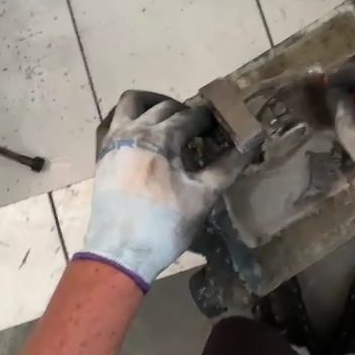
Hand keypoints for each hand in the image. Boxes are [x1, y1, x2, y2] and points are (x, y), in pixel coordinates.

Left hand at [77, 91, 249, 290]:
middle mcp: (135, 130)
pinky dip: (129, 118)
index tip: (221, 127)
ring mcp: (114, 140)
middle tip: (200, 129)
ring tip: (169, 118)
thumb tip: (251, 145)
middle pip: (165, 107)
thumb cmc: (165, 224)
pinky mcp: (102, 153)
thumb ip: (228, 166)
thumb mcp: (203, 196)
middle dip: (186, 112)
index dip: (210, 120)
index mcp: (161, 138)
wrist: (120, 252)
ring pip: (132, 102)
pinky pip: (112, 121)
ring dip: (152, 103)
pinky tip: (142, 133)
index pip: (192, 116)